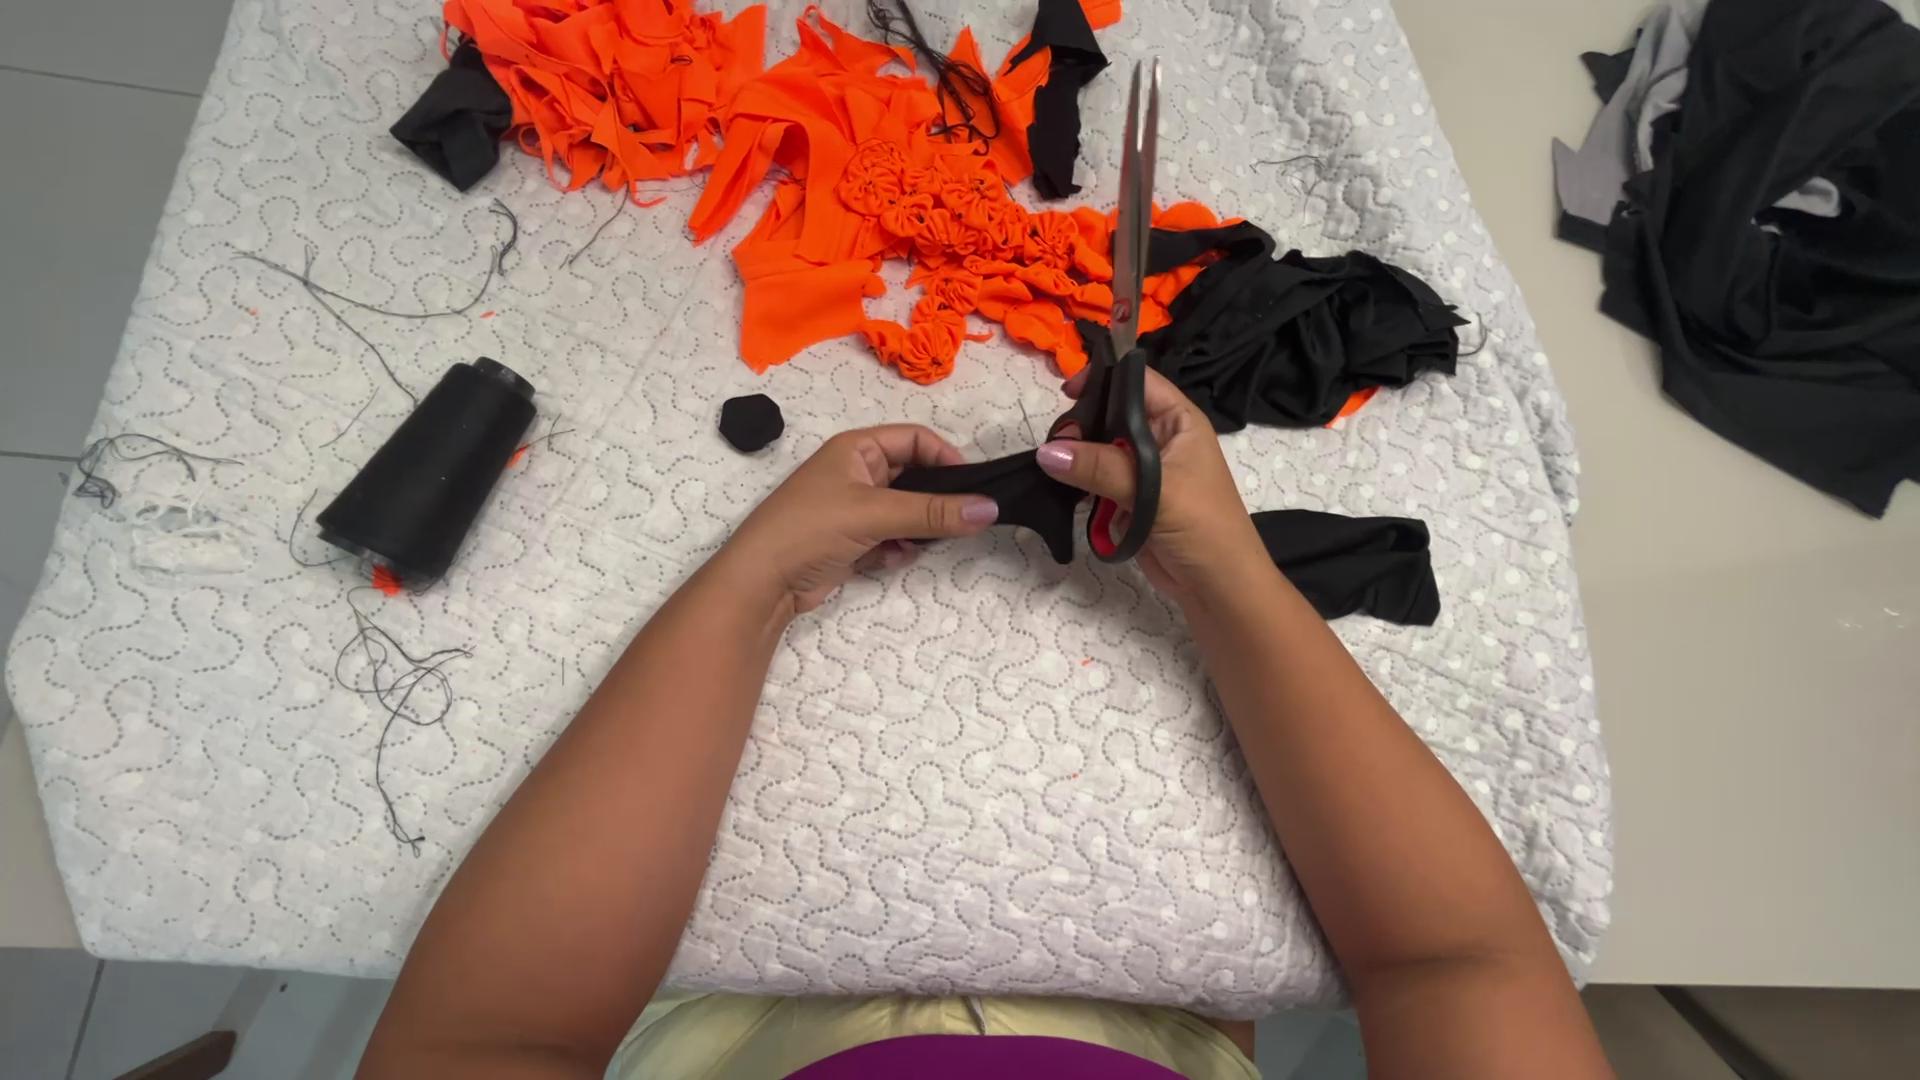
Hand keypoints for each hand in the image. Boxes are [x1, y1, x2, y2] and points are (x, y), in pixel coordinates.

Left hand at [721, 425, 998, 616]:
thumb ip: (933, 512)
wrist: (761, 584)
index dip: (947, 458)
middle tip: (956, 523)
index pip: (916, 439)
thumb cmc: (810, 529)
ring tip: (914, 544)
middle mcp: (857, 473)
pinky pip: (891, 539)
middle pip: (914, 478)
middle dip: (933, 502)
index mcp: (857, 448)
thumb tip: (989, 509)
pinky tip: (888, 559)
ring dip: (915, 530)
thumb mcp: (874, 513)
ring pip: (906, 513)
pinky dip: (895, 549)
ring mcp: (855, 509)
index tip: (972, 489)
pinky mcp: (852, 541)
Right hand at [1038, 365, 1267, 603]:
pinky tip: (1066, 494)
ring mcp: (1141, 472)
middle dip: (1081, 428)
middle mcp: (1158, 440)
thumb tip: (1048, 453)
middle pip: (1109, 416)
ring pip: (1097, 452)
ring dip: (1077, 462)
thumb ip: (1100, 468)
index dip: (1103, 378)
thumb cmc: (1202, 526)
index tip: (1066, 391)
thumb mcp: (1154, 489)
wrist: (1216, 585)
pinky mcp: (1127, 500)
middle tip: (1056, 447)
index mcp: (1178, 422)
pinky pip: (1094, 484)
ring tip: (1057, 473)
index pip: (1137, 382)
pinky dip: (1080, 489)